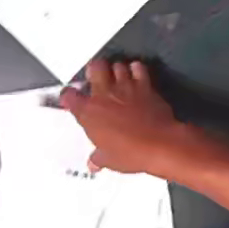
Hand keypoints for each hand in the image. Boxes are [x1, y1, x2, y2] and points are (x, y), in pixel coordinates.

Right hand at [59, 58, 214, 176]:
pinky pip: (138, 68)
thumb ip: (98, 157)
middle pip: (95, 67)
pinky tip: (136, 74)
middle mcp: (105, 95)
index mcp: (89, 112)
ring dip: (116, 69)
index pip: (69, 96)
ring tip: (117, 76)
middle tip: (96, 76)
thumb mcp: (109, 160)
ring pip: (117, 65)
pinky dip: (137, 69)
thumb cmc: (131, 153)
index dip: (69, 96)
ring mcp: (126, 88)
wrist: (159, 144)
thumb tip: (94, 162)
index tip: (71, 98)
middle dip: (94, 69)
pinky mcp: (145, 86)